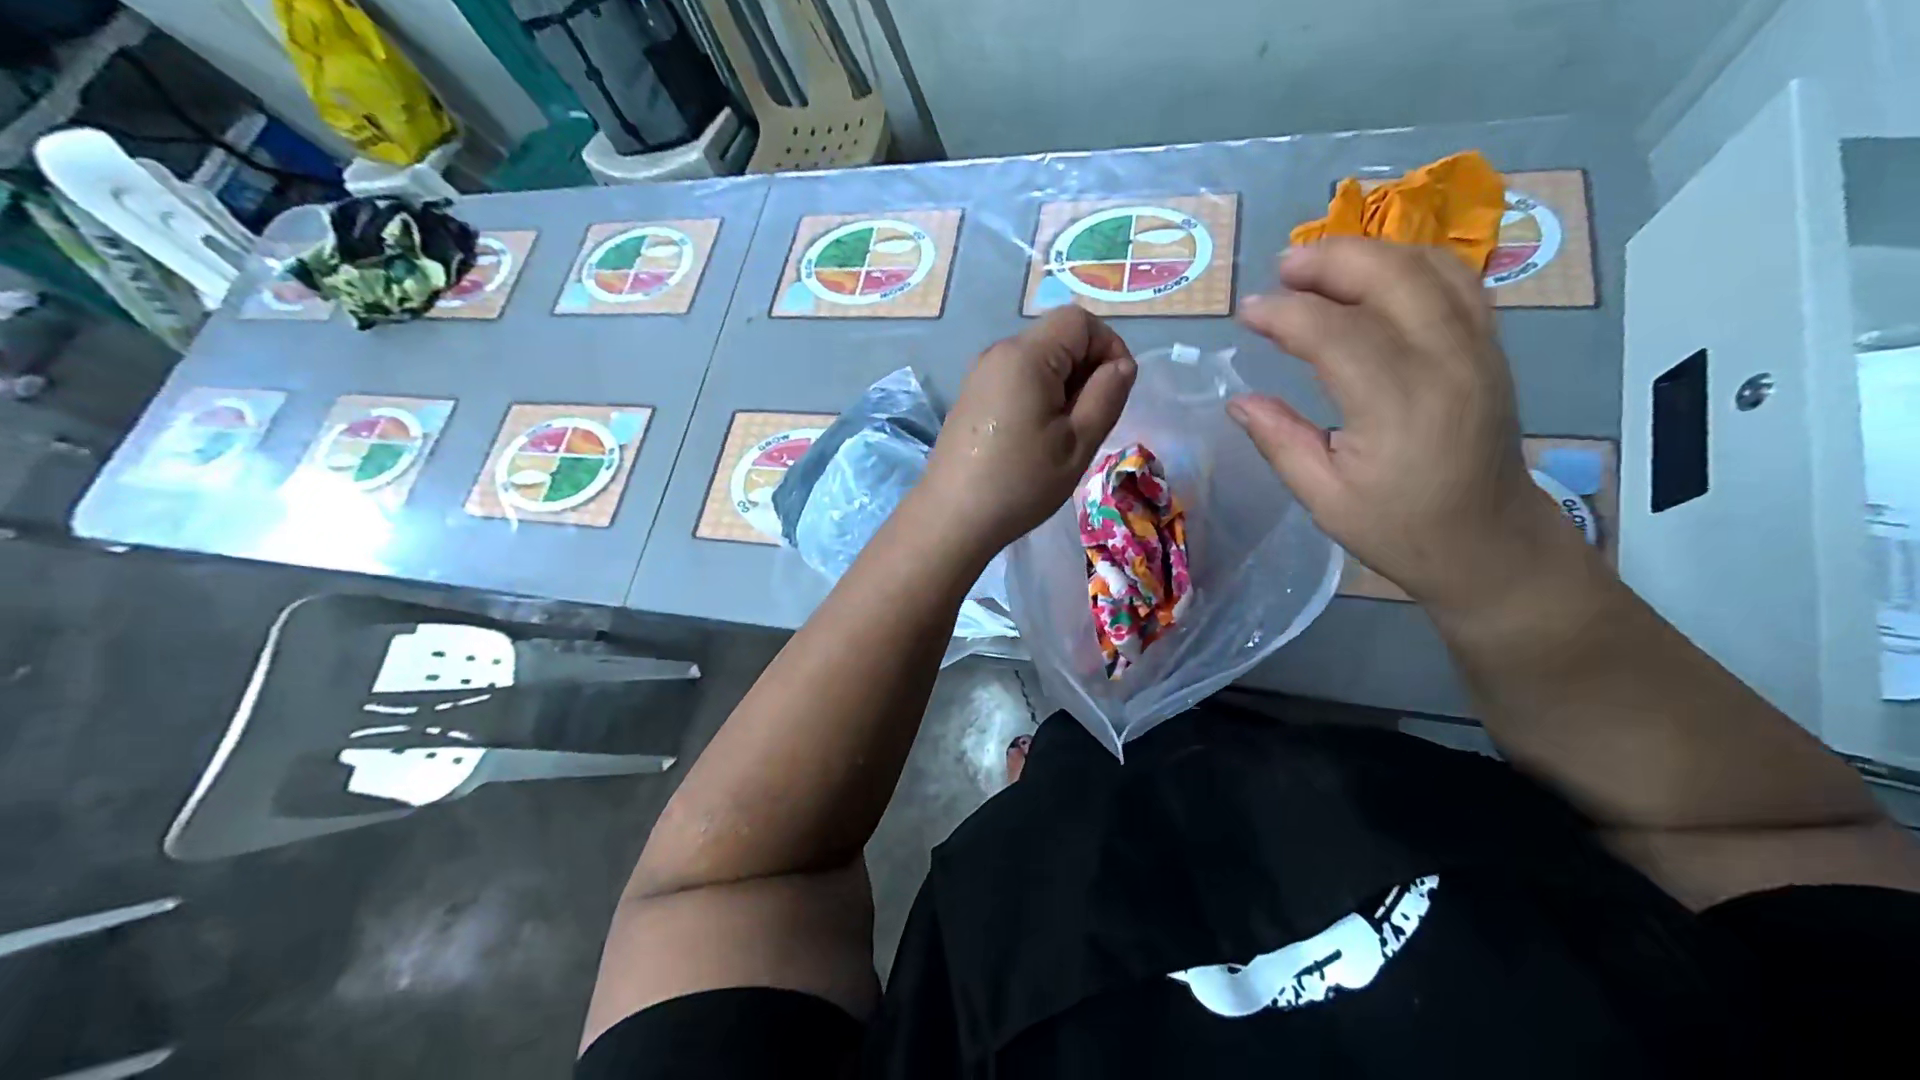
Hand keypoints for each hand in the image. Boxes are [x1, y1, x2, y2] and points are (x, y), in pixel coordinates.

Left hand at [919, 307, 1135, 556]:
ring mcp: (980, 374)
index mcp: (1026, 356)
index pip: (1080, 321)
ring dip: (1063, 385)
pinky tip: (1035, 436)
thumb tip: (1122, 365)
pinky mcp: (971, 395)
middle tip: (1090, 420)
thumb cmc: (1021, 482)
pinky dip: (1038, 394)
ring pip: (1038, 359)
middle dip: (1086, 368)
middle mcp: (998, 353)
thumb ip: (1107, 395)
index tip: (1116, 392)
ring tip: (1063, 433)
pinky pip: (1016, 378)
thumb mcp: (1078, 443)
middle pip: (1058, 337)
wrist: (953, 517)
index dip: (1109, 347)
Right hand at [1229, 238, 1576, 613]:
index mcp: (1397, 406)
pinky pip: (1457, 280)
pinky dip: (1410, 263)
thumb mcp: (1325, 499)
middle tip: (1281, 269)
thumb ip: (1280, 442)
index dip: (1283, 313)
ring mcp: (1477, 348)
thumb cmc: (1400, 529)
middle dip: (1329, 261)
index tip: (1246, 312)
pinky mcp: (1490, 347)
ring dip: (1370, 253)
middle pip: (1390, 276)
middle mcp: (1445, 362)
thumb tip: (1240, 401)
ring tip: (1321, 265)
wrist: (1491, 542)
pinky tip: (1375, 276)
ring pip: (1429, 266)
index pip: (1334, 332)